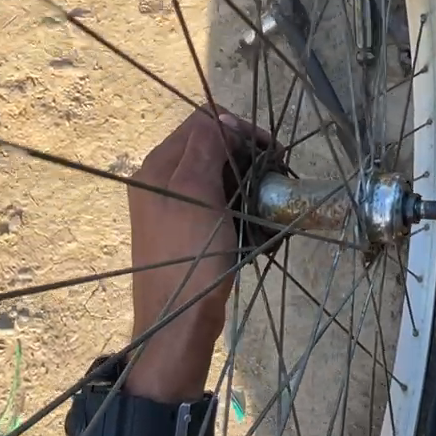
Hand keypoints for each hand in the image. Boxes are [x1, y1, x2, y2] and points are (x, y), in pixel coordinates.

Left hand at [125, 108, 256, 399]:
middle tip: (277, 173)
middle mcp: (161, 180)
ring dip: (247, 180)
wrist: (179, 319)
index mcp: (158, 166)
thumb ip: (207, 147)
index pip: (202, 122)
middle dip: (246, 154)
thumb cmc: (191, 254)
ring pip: (217, 175)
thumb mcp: (198, 193)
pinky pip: (217, 201)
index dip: (240, 128)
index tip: (272, 150)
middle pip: (210, 146)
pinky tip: (257, 217)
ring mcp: (173, 206)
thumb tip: (222, 116)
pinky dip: (240, 203)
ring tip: (271, 197)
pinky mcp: (188, 229)